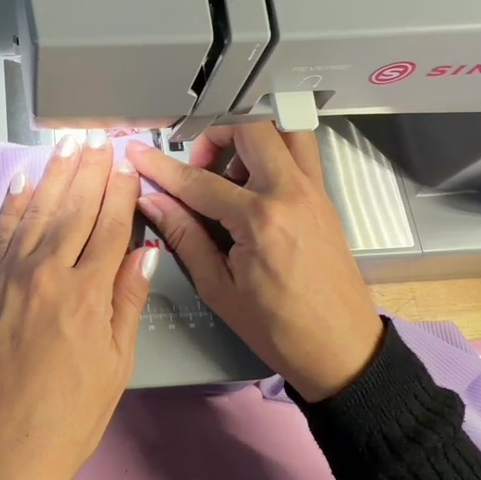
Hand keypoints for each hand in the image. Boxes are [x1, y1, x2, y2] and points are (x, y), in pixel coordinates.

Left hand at [0, 129, 159, 479]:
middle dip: (90, 170)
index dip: (120, 191)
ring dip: (55, 174)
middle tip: (100, 136)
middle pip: (74, 209)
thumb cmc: (71, 414)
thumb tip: (144, 250)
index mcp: (85, 294)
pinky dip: (14, 204)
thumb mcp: (115, 364)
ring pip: (39, 212)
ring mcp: (11, 275)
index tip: (128, 161)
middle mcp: (47, 273)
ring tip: (69, 143)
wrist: (1, 448)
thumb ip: (126, 302)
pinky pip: (2, 233)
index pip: (109, 226)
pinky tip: (25, 179)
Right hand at [127, 122, 382, 402]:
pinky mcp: (323, 197)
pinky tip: (252, 186)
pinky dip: (271, 151)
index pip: (198, 180)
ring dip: (249, 136)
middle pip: (249, 127)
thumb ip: (184, 236)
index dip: (160, 166)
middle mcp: (290, 193)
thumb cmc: (280, 329)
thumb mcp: (218, 288)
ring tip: (229, 171)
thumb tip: (152, 201)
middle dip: (213, 134)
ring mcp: (313, 191)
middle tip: (196, 165)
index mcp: (260, 220)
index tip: (137, 153)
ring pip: (283, 128)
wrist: (343, 351)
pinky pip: (299, 151)